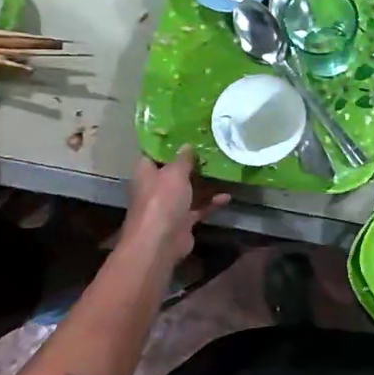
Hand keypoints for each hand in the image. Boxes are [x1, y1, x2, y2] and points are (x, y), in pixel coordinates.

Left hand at [123, 146, 228, 267]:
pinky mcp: (182, 221)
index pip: (153, 153)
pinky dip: (211, 202)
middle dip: (190, 162)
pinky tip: (227, 196)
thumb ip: (183, 159)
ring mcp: (169, 205)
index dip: (166, 143)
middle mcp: (156, 187)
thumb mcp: (174, 173)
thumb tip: (187, 145)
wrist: (160, 243)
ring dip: (203, 182)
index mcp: (146, 173)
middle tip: (210, 148)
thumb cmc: (162, 201)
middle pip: (173, 172)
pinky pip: (199, 207)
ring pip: (188, 190)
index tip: (184, 132)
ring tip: (222, 168)